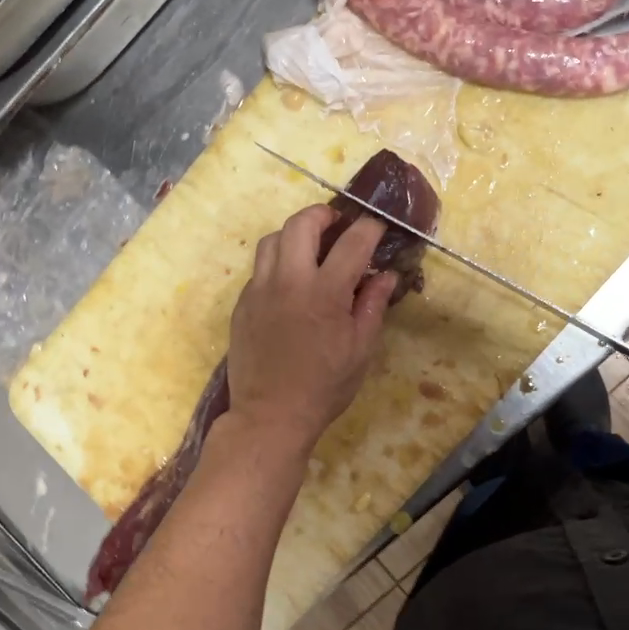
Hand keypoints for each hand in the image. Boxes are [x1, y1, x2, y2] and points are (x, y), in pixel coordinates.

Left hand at [225, 205, 397, 452]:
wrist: (270, 415)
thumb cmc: (324, 386)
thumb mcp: (361, 349)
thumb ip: (372, 305)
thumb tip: (386, 276)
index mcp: (325, 293)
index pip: (352, 242)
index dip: (369, 228)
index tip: (377, 228)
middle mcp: (289, 281)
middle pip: (301, 224)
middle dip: (323, 214)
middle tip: (336, 223)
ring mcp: (259, 290)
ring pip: (271, 239)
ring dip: (294, 234)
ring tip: (309, 247)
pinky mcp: (242, 304)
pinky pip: (259, 269)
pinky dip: (277, 263)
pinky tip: (289, 282)